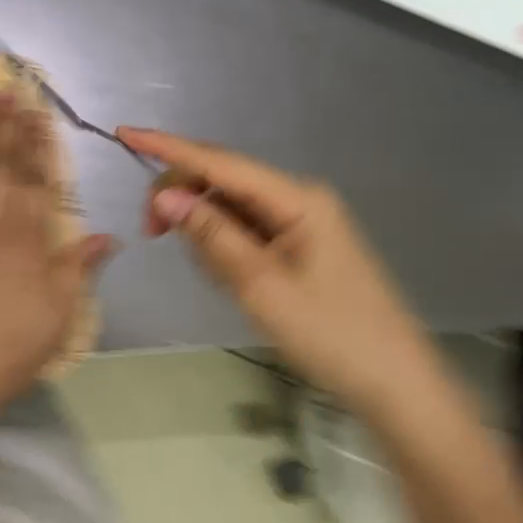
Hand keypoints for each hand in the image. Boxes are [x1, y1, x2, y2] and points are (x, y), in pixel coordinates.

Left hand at [0, 91, 115, 412]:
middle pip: (4, 164)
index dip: (37, 144)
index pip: (37, 181)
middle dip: (6, 124)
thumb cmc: (13, 344)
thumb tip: (107, 234)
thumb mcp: (61, 313)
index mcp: (31, 240)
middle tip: (7, 90)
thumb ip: (79, 267)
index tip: (37, 113)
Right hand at [118, 128, 442, 418]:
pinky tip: (228, 278)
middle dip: (181, 197)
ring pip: (228, 206)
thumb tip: (165, 194)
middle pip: (220, 179)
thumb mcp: (262, 287)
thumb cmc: (333, 336)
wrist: (399, 389)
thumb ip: (211, 234)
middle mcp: (298, 198)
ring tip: (212, 276)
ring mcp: (300, 222)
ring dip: (204, 229)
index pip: (219, 161)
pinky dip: (223, 246)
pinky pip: (244, 229)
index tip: (123, 132)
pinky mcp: (298, 245)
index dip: (168, 146)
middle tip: (151, 234)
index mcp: (297, 199)